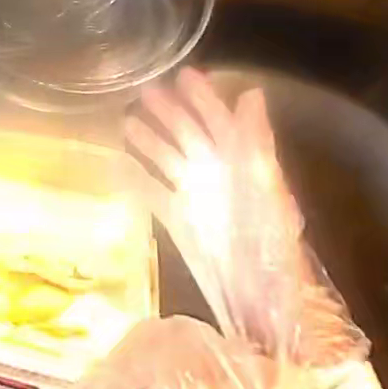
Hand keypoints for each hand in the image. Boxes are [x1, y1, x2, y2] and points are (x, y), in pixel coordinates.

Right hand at [125, 69, 380, 388]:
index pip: (219, 121)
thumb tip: (252, 93)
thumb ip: (256, 143)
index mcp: (239, 165)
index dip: (203, 98)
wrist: (268, 314)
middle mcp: (216, 176)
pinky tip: (116, 165)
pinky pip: (152, 193)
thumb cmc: (271, 250)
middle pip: (187, 135)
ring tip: (124, 121)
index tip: (182, 74)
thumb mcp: (266, 192)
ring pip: (166, 158)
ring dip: (148, 139)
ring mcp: (196, 199)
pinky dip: (134, 178)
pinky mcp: (179, 224)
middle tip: (142, 91)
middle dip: (167, 112)